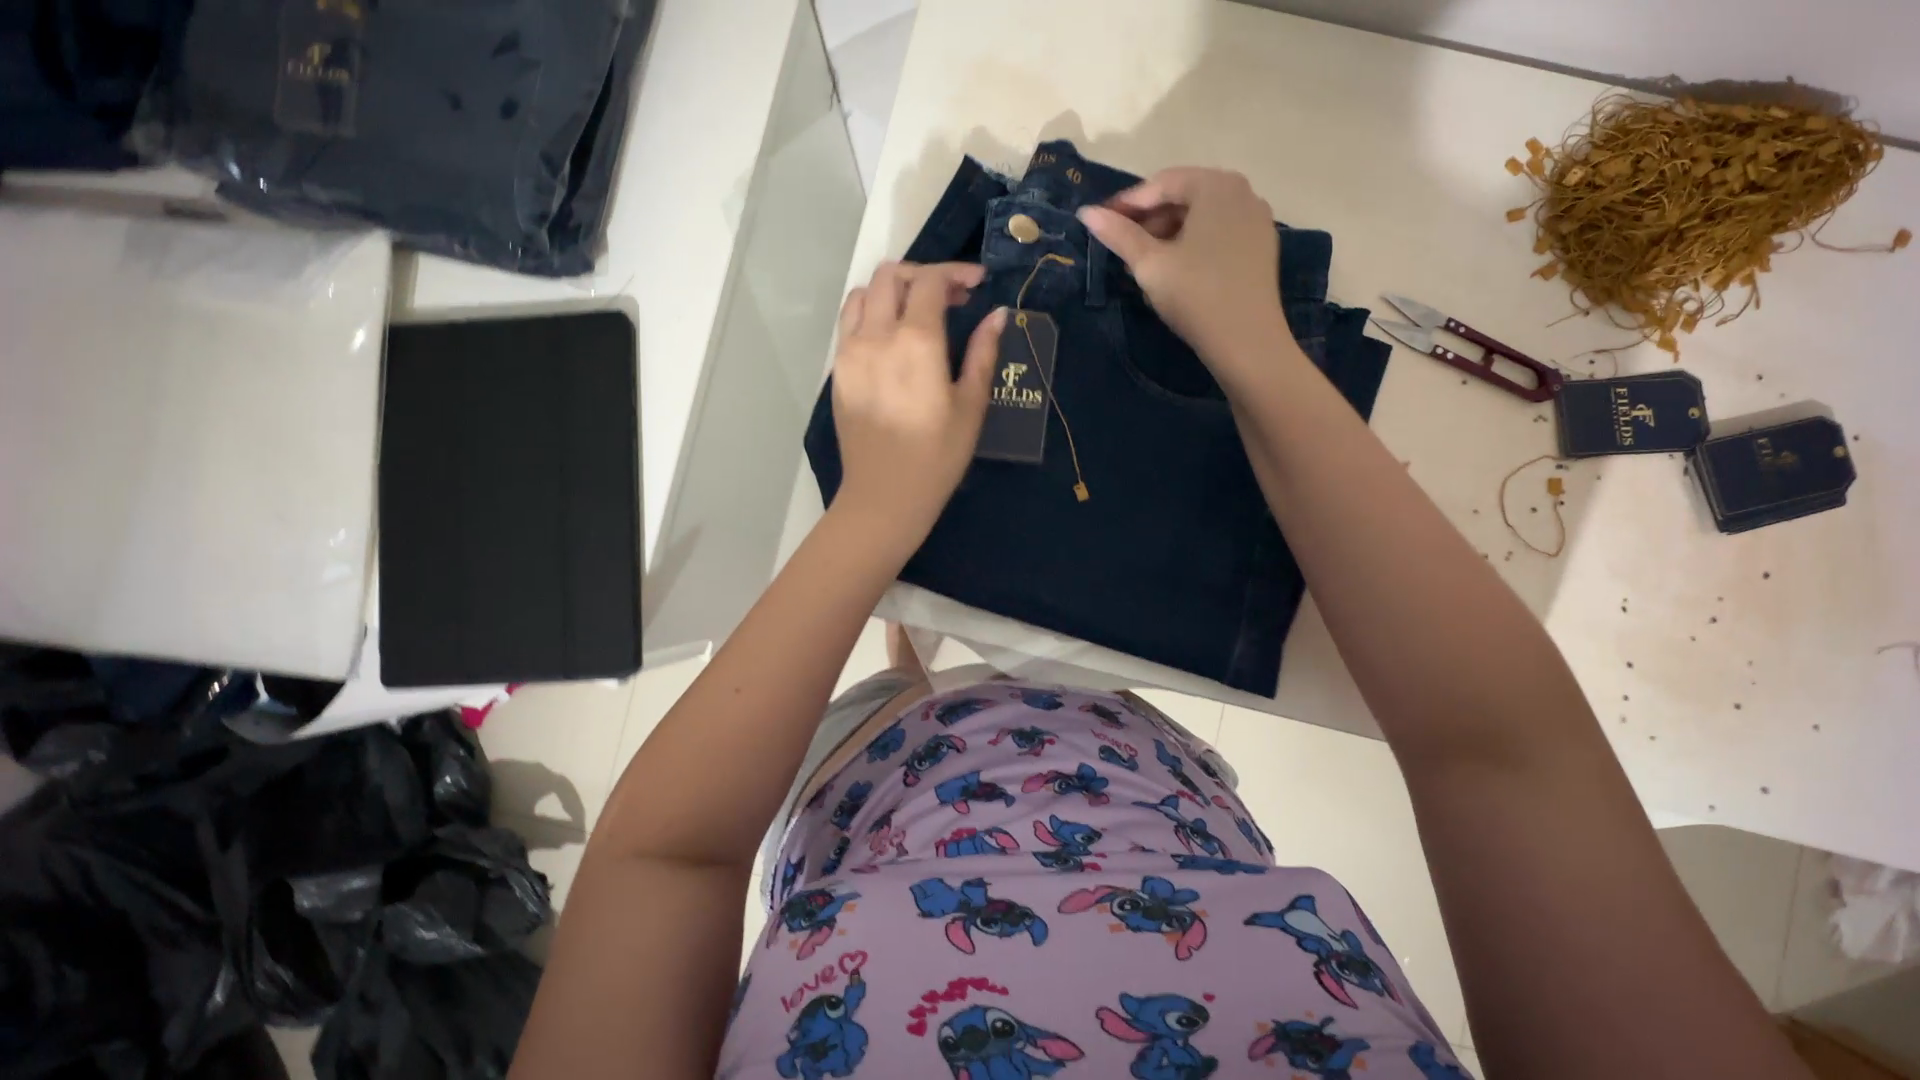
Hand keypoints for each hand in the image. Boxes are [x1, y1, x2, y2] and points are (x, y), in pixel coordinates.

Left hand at [830, 260, 1006, 547]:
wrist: (883, 496)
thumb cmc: (936, 457)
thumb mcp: (971, 406)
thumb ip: (982, 353)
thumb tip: (995, 315)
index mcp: (915, 341)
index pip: (929, 281)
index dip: (955, 273)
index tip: (976, 283)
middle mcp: (876, 336)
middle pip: (890, 276)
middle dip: (922, 275)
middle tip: (950, 298)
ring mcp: (850, 352)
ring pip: (863, 295)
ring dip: (892, 291)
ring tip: (917, 312)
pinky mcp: (838, 371)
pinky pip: (850, 324)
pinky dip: (872, 314)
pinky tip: (893, 339)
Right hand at [1077, 168, 1293, 382]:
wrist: (1247, 341)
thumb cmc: (1195, 295)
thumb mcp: (1149, 264)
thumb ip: (1118, 234)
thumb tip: (1086, 212)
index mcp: (1216, 185)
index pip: (1161, 183)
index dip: (1127, 204)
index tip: (1102, 224)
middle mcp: (1242, 192)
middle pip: (1184, 196)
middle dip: (1149, 219)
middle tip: (1122, 246)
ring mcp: (1256, 219)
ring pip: (1201, 216)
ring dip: (1169, 232)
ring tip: (1144, 262)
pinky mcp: (1261, 246)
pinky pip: (1218, 232)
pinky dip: (1192, 243)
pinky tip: (1175, 269)